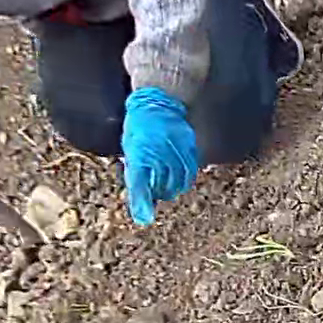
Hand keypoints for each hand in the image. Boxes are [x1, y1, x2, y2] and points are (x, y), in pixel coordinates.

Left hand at [121, 87, 198, 225]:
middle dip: (158, 192)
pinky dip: (183, 178)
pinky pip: (189, 172)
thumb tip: (143, 191)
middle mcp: (160, 154)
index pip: (140, 183)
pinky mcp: (190, 151)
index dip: (141, 202)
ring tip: (165, 182)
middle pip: (162, 186)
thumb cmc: (140, 125)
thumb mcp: (131, 145)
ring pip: (178, 182)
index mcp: (140, 153)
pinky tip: (178, 175)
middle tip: (153, 192)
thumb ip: (137, 167)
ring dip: (171, 186)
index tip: (143, 219)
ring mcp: (177, 152)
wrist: (160, 103)